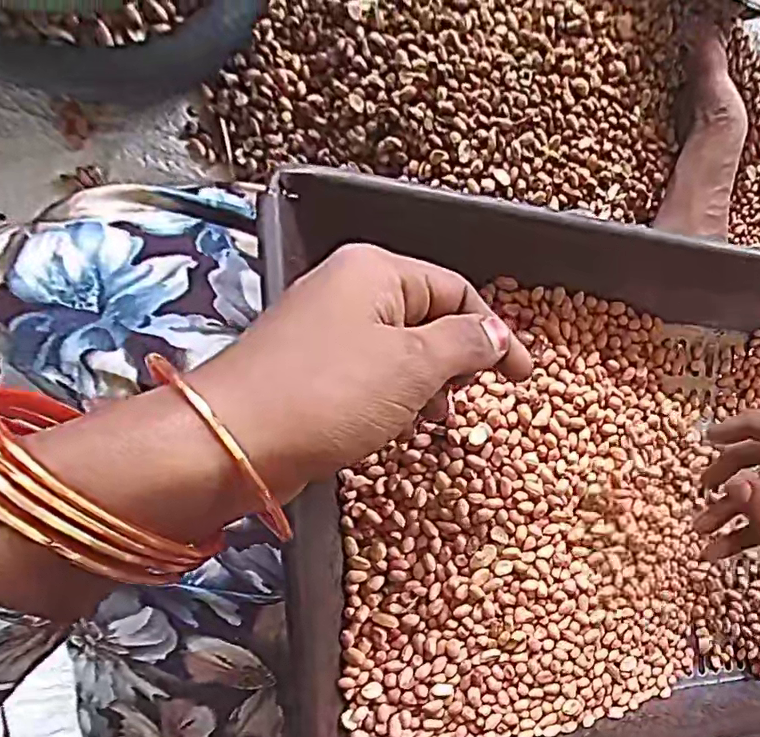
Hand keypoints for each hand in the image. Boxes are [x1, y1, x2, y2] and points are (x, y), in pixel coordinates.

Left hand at [189, 243, 535, 501]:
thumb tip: (496, 334)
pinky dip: (399, 399)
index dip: (495, 334)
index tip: (522, 377)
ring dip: (431, 386)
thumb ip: (466, 343)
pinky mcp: (318, 371)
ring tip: (433, 418)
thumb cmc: (326, 395)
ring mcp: (332, 332)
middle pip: (432, 318)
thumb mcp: (414, 365)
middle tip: (465, 399)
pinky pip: (377, 377)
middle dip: (459, 361)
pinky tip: (398, 424)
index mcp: (376, 271)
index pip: (458, 291)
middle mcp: (352, 291)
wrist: (237, 441)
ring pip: (406, 353)